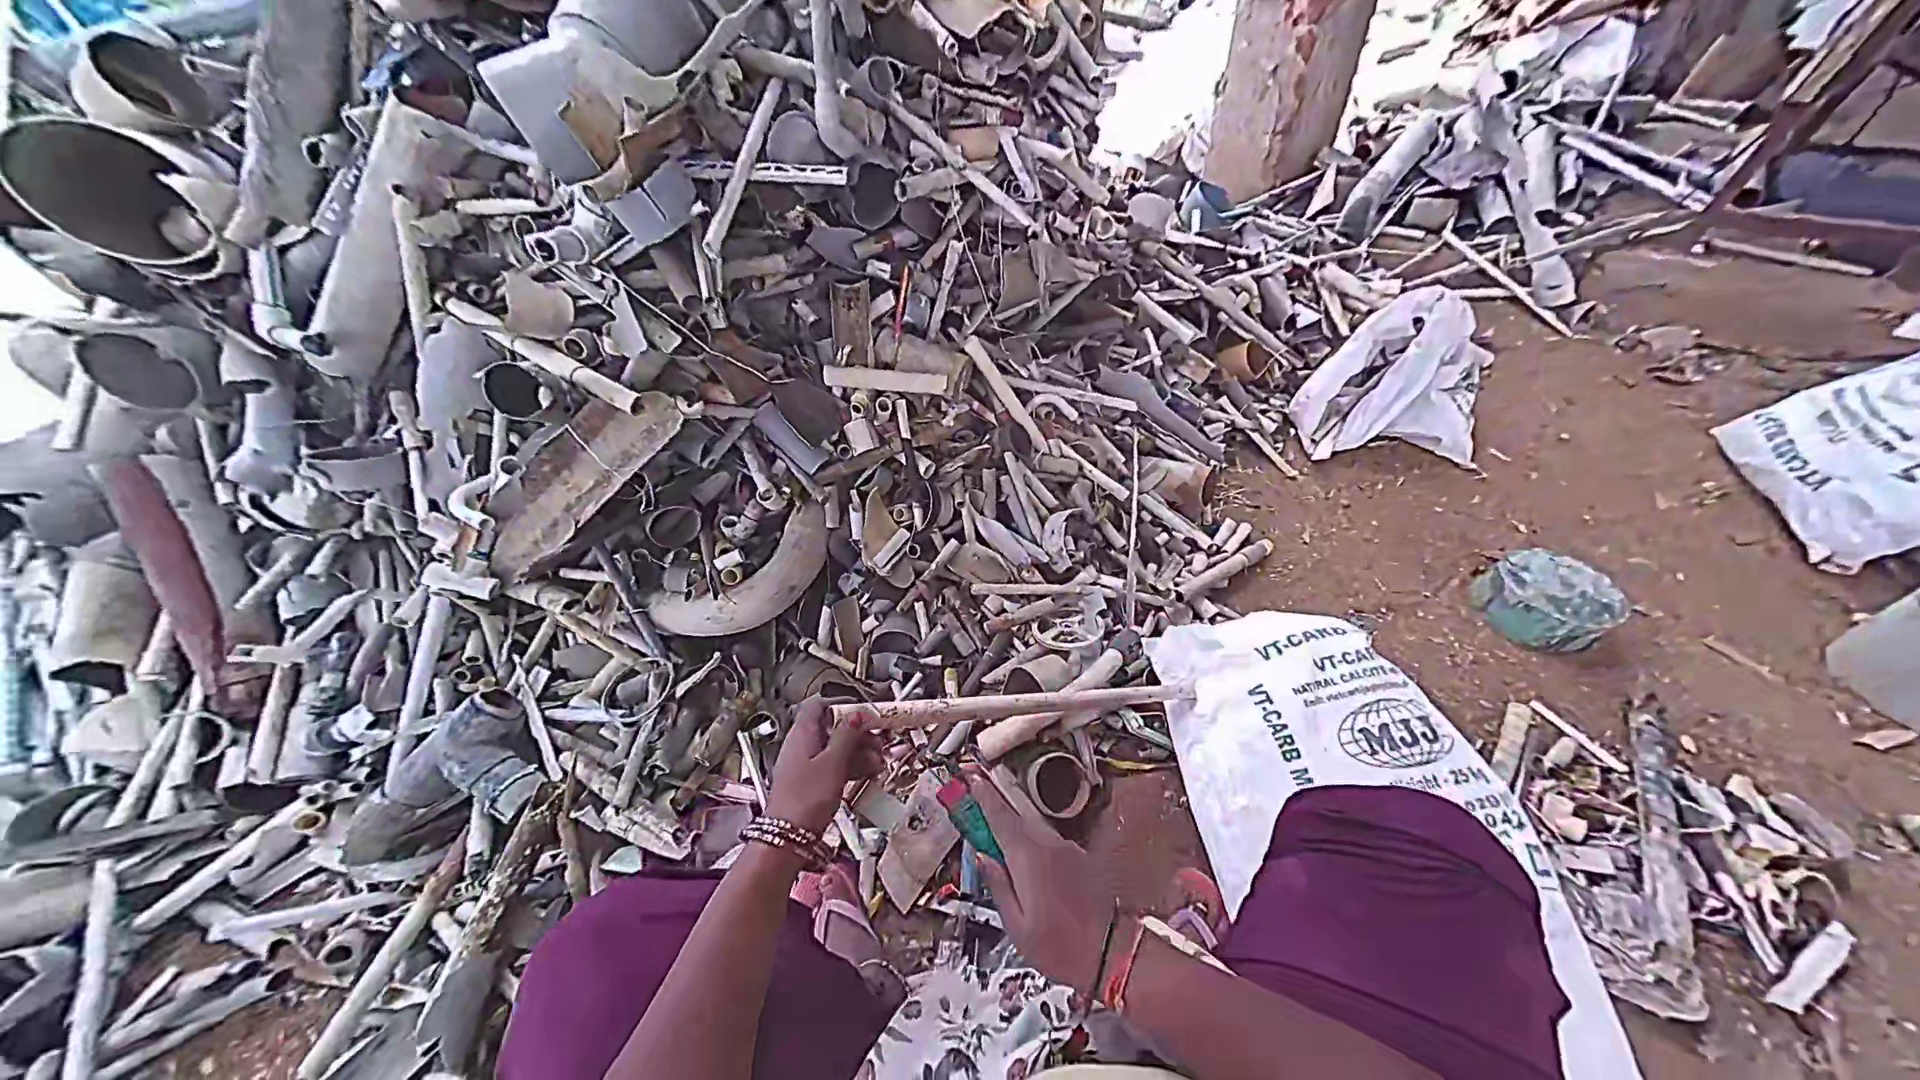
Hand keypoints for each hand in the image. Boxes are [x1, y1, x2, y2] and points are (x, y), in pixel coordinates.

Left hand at [765, 698, 882, 834]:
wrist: (788, 839)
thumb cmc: (807, 798)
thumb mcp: (833, 762)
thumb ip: (846, 735)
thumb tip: (857, 713)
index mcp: (803, 733)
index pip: (820, 704)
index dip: (843, 705)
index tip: (866, 714)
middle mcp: (802, 745)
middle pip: (832, 727)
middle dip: (859, 732)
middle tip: (880, 741)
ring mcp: (806, 764)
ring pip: (836, 748)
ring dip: (859, 751)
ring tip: (880, 760)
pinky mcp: (812, 783)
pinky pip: (835, 766)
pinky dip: (852, 766)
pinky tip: (869, 773)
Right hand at [965, 767, 1113, 995]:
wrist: (1111, 953)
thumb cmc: (1062, 947)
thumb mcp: (1017, 925)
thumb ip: (998, 885)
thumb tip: (982, 858)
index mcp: (1029, 858)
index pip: (999, 817)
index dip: (982, 795)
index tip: (969, 778)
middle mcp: (1048, 845)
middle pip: (1014, 815)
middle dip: (992, 803)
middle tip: (973, 793)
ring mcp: (1064, 849)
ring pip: (1029, 827)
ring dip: (1010, 823)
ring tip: (992, 834)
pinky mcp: (1075, 857)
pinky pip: (1044, 840)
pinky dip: (1027, 839)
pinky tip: (1021, 858)